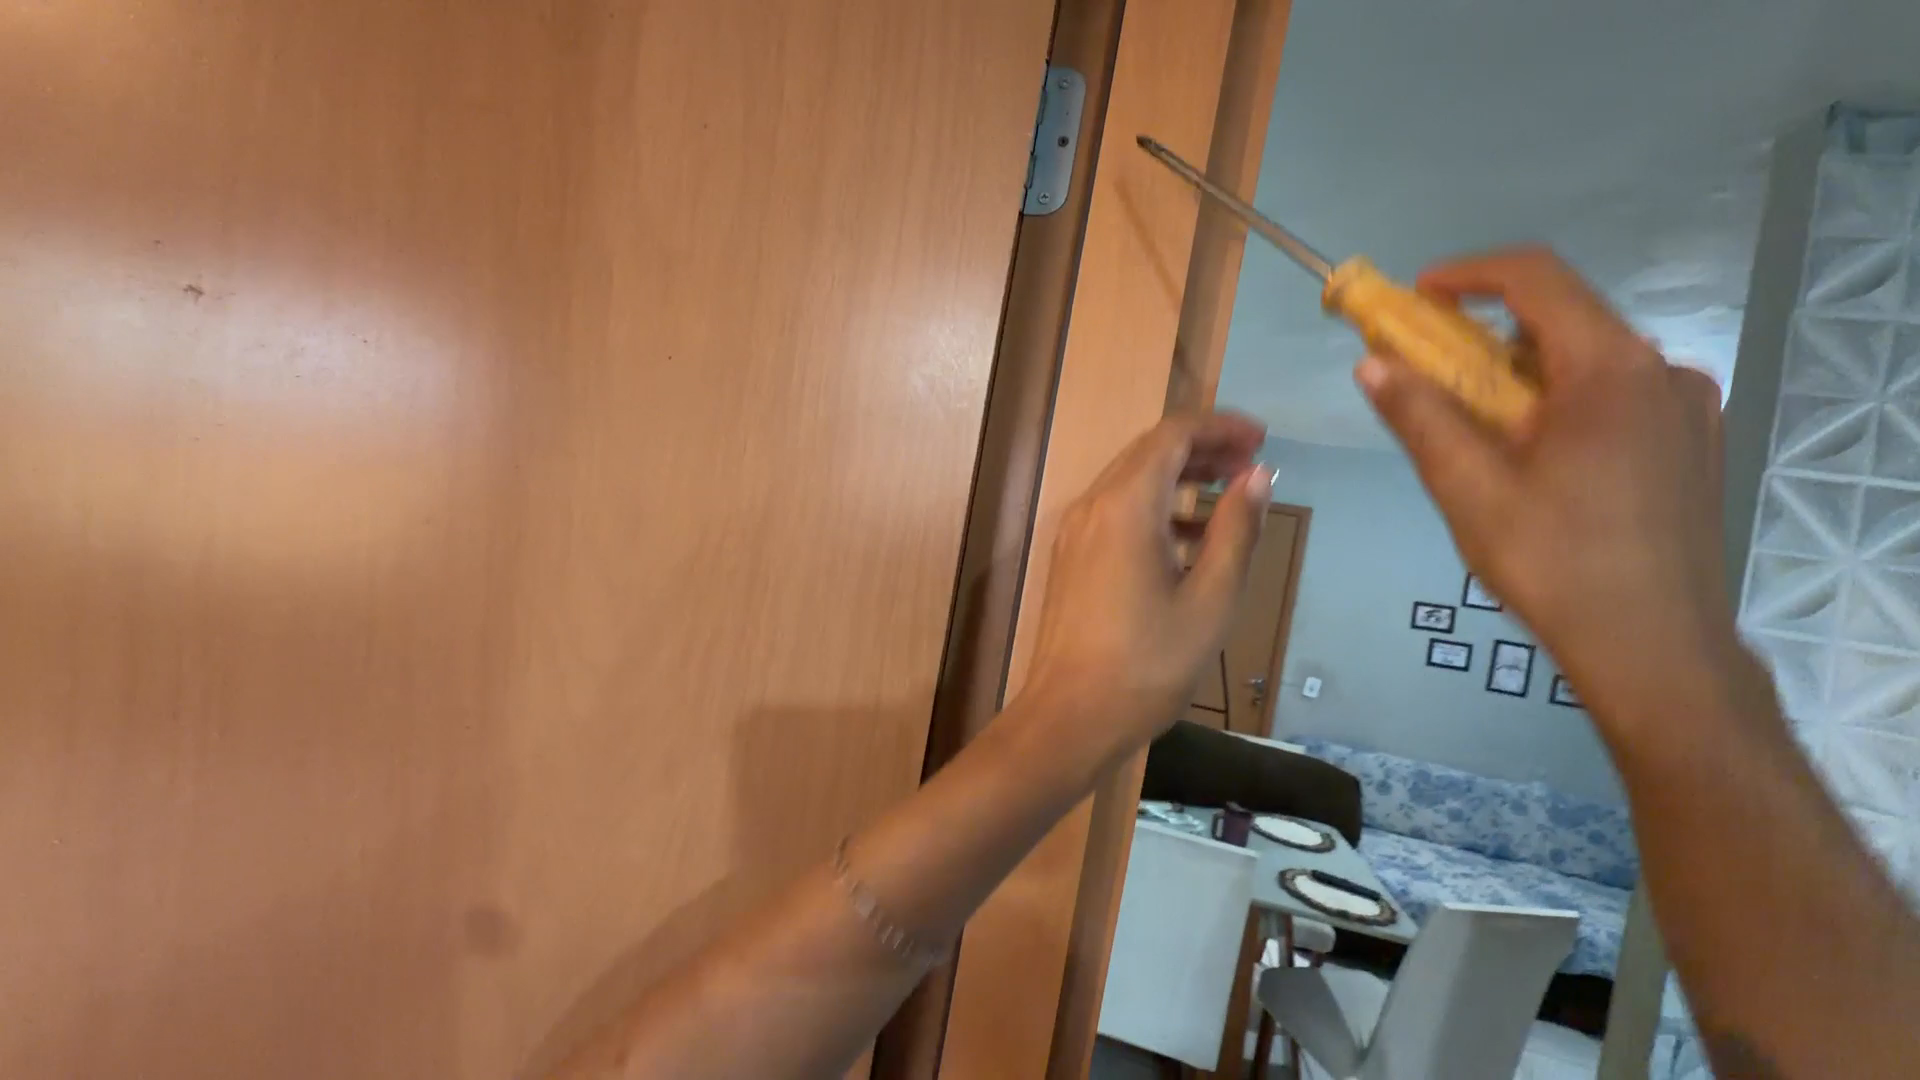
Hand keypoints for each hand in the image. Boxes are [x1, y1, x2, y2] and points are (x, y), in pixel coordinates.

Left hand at [1024, 412, 1270, 755]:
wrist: (1072, 716)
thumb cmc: (1150, 663)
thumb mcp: (1211, 598)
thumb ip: (1237, 529)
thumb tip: (1257, 476)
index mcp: (1126, 505)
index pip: (1172, 435)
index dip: (1220, 427)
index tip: (1263, 439)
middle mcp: (1093, 506)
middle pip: (1149, 452)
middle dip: (1203, 449)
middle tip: (1253, 464)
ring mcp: (1076, 533)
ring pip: (1131, 483)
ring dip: (1181, 480)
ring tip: (1232, 501)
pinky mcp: (1072, 559)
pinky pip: (1117, 515)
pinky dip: (1157, 512)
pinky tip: (1192, 542)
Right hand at [1357, 248, 1739, 723]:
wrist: (1655, 647)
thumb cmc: (1553, 563)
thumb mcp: (1468, 489)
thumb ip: (1420, 417)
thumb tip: (1371, 364)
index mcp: (1610, 370)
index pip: (1537, 279)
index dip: (1468, 274)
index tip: (1415, 295)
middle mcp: (1662, 371)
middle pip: (1564, 319)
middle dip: (1486, 333)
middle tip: (1430, 371)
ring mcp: (1688, 407)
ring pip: (1590, 360)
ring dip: (1523, 372)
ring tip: (1476, 427)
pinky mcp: (1694, 443)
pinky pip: (1617, 394)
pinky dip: (1562, 400)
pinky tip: (1534, 455)